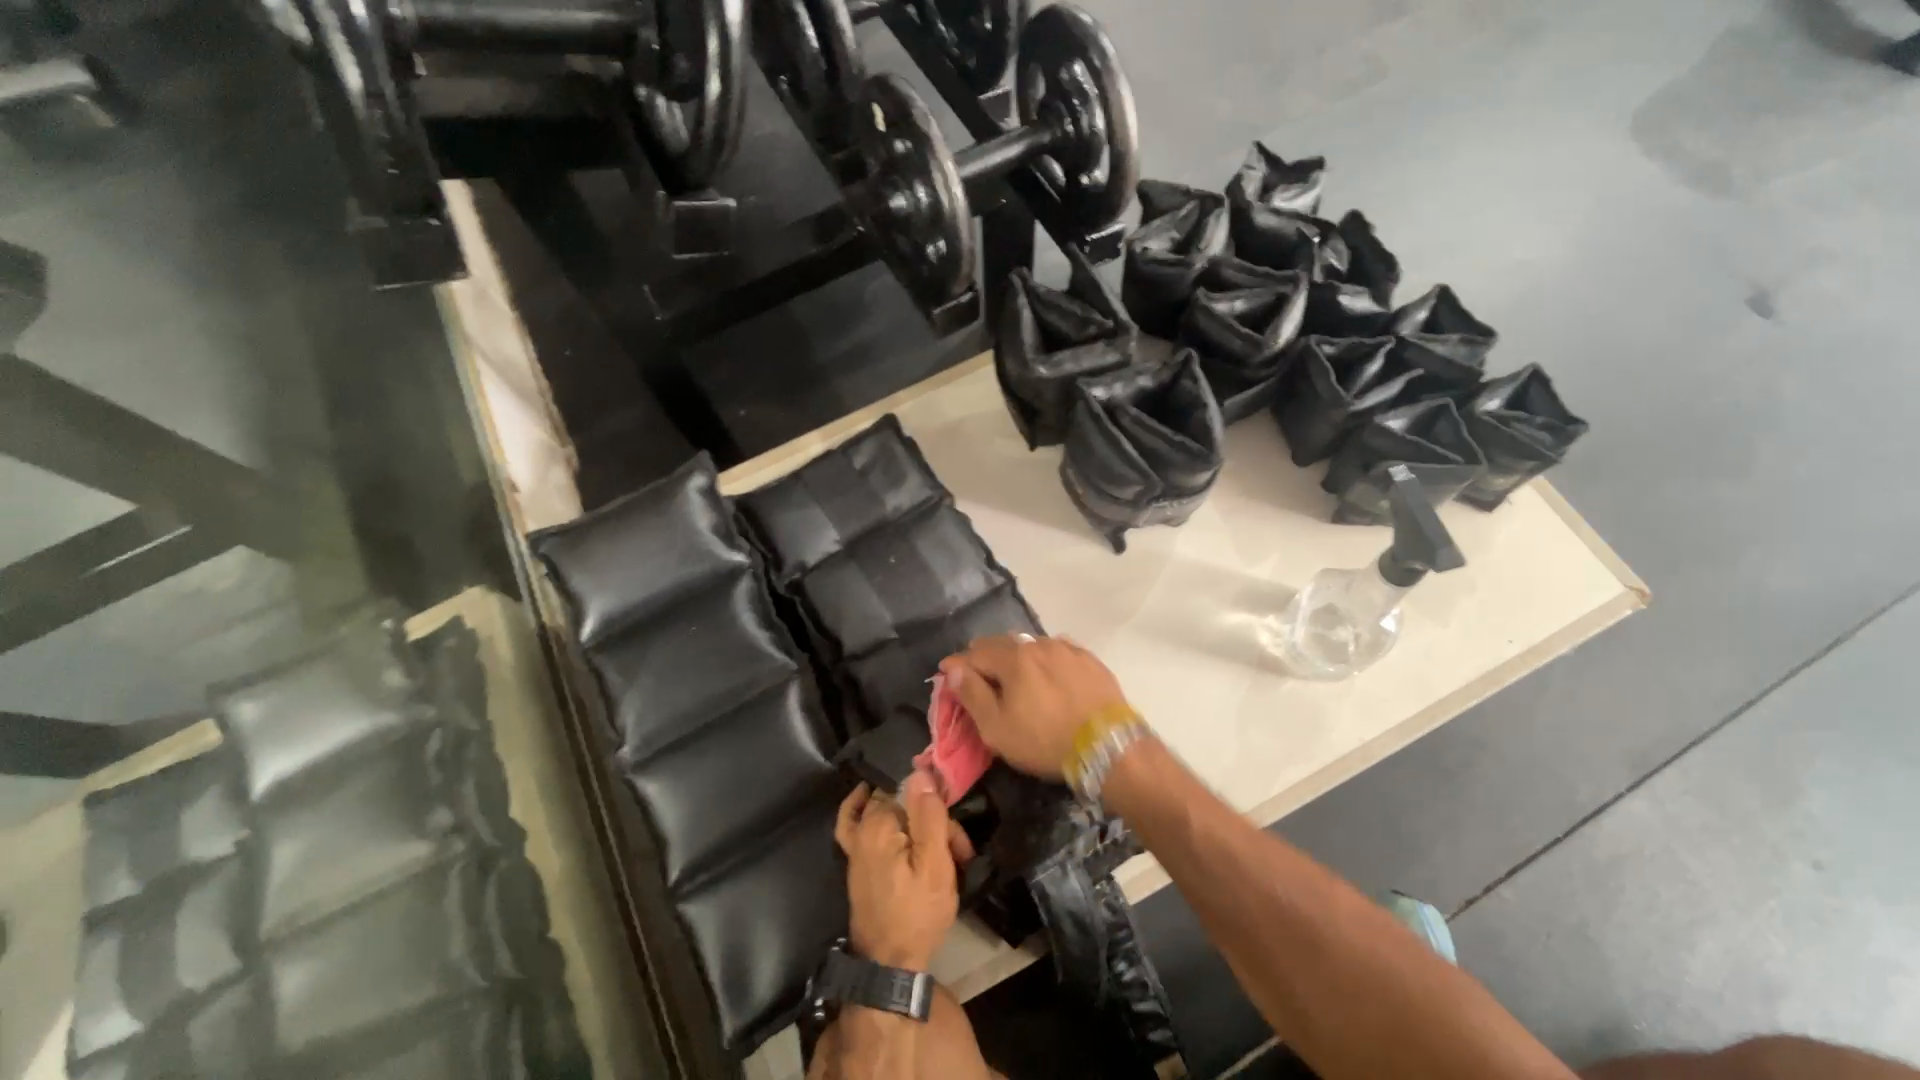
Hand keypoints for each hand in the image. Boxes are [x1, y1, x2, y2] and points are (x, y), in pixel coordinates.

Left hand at [834, 775, 975, 970]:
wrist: (889, 963)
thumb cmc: (917, 914)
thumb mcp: (934, 865)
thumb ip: (929, 816)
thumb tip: (922, 771)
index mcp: (878, 825)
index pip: (917, 799)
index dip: (943, 819)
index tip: (960, 849)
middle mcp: (861, 830)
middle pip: (905, 808)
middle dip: (934, 827)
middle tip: (958, 859)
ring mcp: (855, 848)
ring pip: (890, 818)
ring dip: (916, 828)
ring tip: (940, 852)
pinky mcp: (857, 864)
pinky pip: (857, 824)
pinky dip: (864, 810)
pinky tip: (871, 802)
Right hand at [939, 635, 1129, 779]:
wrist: (1109, 747)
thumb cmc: (1045, 740)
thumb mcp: (998, 728)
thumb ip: (972, 694)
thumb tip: (953, 669)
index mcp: (1013, 658)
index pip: (973, 653)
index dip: (957, 666)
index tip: (947, 676)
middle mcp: (1039, 644)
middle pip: (1001, 643)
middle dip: (984, 658)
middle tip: (979, 679)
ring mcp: (1068, 650)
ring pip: (1031, 646)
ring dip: (1016, 658)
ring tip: (1015, 679)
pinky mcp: (1090, 660)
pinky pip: (1058, 653)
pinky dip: (1045, 662)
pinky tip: (1048, 678)